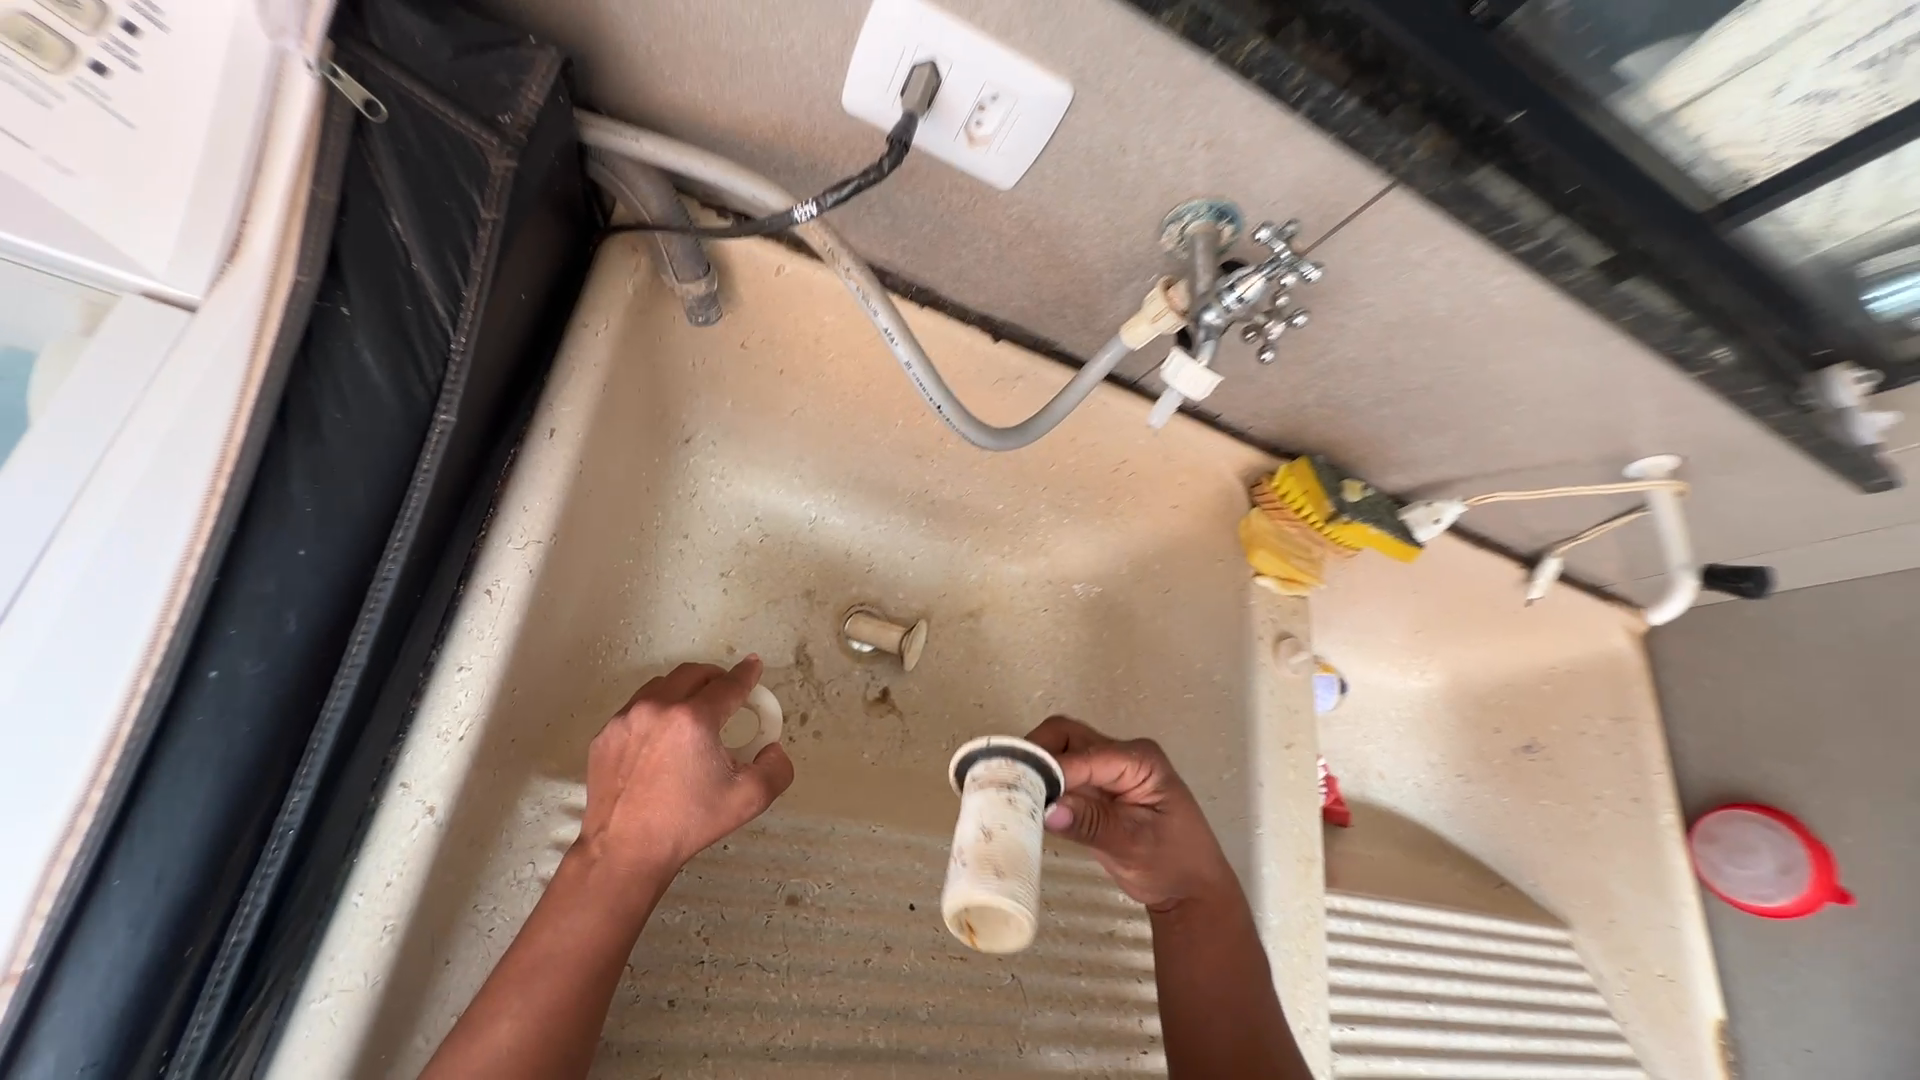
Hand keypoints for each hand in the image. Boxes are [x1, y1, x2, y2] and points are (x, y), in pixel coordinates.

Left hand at [577, 657, 794, 882]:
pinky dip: (657, 711)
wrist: (624, 850)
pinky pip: (637, 708)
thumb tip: (771, 748)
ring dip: (685, 691)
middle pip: (694, 674)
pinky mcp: (605, 735)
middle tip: (728, 694)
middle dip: (716, 677)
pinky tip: (663, 738)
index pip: (729, 685)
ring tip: (695, 714)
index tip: (754, 667)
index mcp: (694, 719)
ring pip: (662, 686)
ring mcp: (626, 719)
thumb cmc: (688, 823)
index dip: (747, 674)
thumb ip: (777, 767)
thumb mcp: (749, 799)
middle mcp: (657, 708)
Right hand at [1025, 715, 1236, 912]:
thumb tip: (1048, 810)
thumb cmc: (1173, 865)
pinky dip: (1041, 784)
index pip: (1086, 755)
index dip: (1053, 770)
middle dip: (1036, 753)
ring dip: (1035, 767)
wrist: (1190, 890)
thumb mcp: (1134, 846)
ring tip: (1009, 790)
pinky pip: (1061, 775)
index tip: (1022, 787)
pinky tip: (1022, 802)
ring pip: (1060, 751)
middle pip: (1067, 736)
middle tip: (1007, 779)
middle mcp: (1120, 756)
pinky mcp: (1094, 789)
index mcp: (1139, 760)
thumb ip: (1091, 824)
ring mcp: (1106, 771)